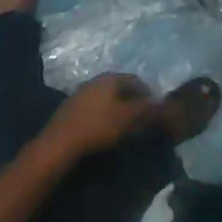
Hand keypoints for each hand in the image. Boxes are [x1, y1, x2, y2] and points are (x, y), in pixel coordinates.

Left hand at [38, 73, 156, 159]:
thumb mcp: (128, 118)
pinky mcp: (71, 108)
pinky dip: (105, 114)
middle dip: (133, 100)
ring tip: (126, 124)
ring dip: (119, 108)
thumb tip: (162, 103)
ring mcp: (81, 93)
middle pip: (121, 87)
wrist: (59, 143)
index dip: (148, 93)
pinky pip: (95, 106)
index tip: (155, 108)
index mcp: (110, 78)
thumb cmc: (98, 126)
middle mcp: (95, 81)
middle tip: (142, 116)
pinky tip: (106, 128)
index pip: (136, 80)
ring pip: (107, 97)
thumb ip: (147, 108)